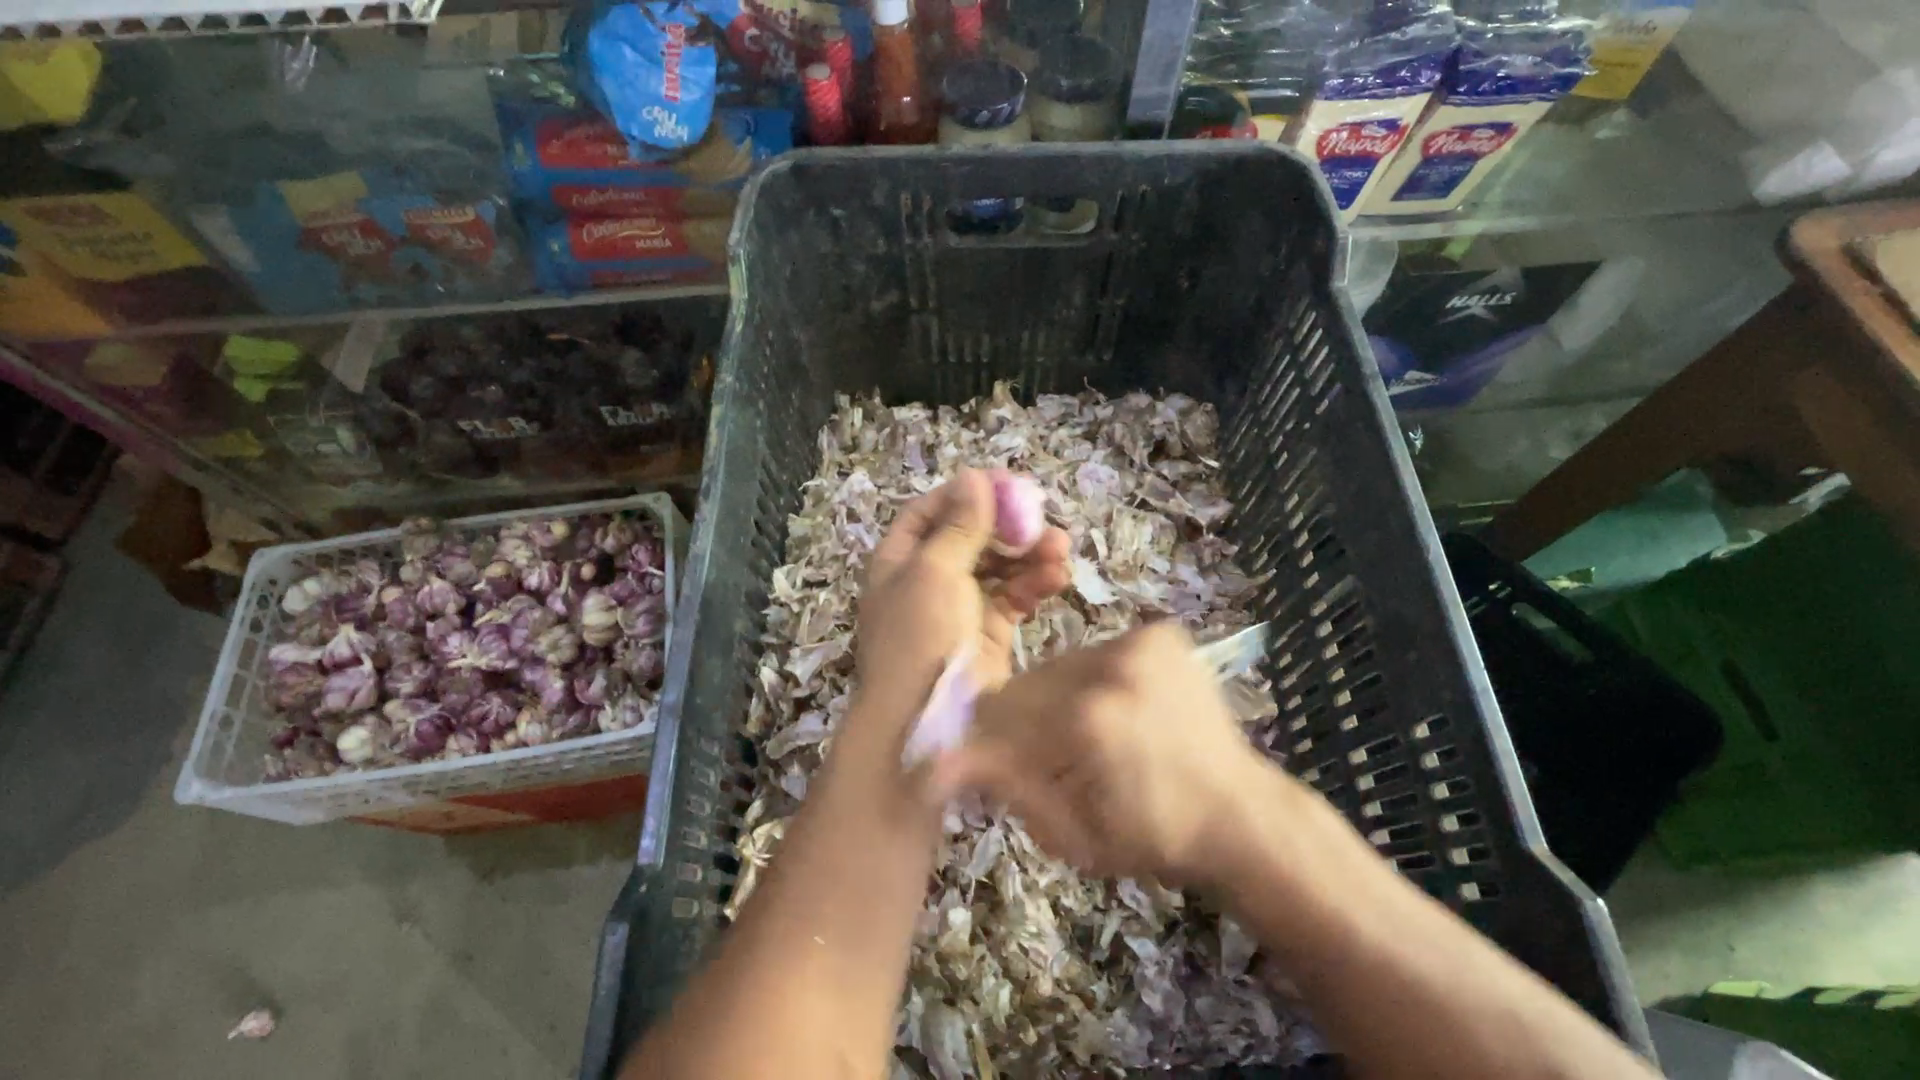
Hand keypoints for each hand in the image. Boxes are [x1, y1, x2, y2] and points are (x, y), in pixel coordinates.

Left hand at [853, 469, 1069, 738]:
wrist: (926, 718)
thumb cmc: (920, 635)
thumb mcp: (935, 570)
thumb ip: (960, 525)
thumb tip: (974, 477)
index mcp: (899, 560)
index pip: (929, 513)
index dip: (964, 495)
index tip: (1004, 484)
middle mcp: (926, 580)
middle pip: (969, 538)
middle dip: (1006, 526)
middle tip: (1042, 516)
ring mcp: (957, 608)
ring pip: (997, 568)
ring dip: (1027, 554)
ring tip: (1061, 547)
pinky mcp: (987, 634)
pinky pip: (1013, 599)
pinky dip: (1033, 585)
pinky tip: (1057, 577)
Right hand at [931, 622, 1281, 886]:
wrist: (1240, 815)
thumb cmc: (1153, 837)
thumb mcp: (1072, 835)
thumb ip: (1007, 788)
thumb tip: (937, 765)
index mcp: (1086, 720)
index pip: (998, 716)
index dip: (983, 745)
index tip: (980, 766)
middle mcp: (1110, 667)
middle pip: (1027, 686)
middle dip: (1021, 724)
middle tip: (1044, 760)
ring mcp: (1139, 643)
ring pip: (1059, 667)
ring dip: (1057, 700)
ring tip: (1088, 740)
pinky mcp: (1159, 635)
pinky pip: (1095, 653)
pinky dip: (1092, 682)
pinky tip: (1117, 715)